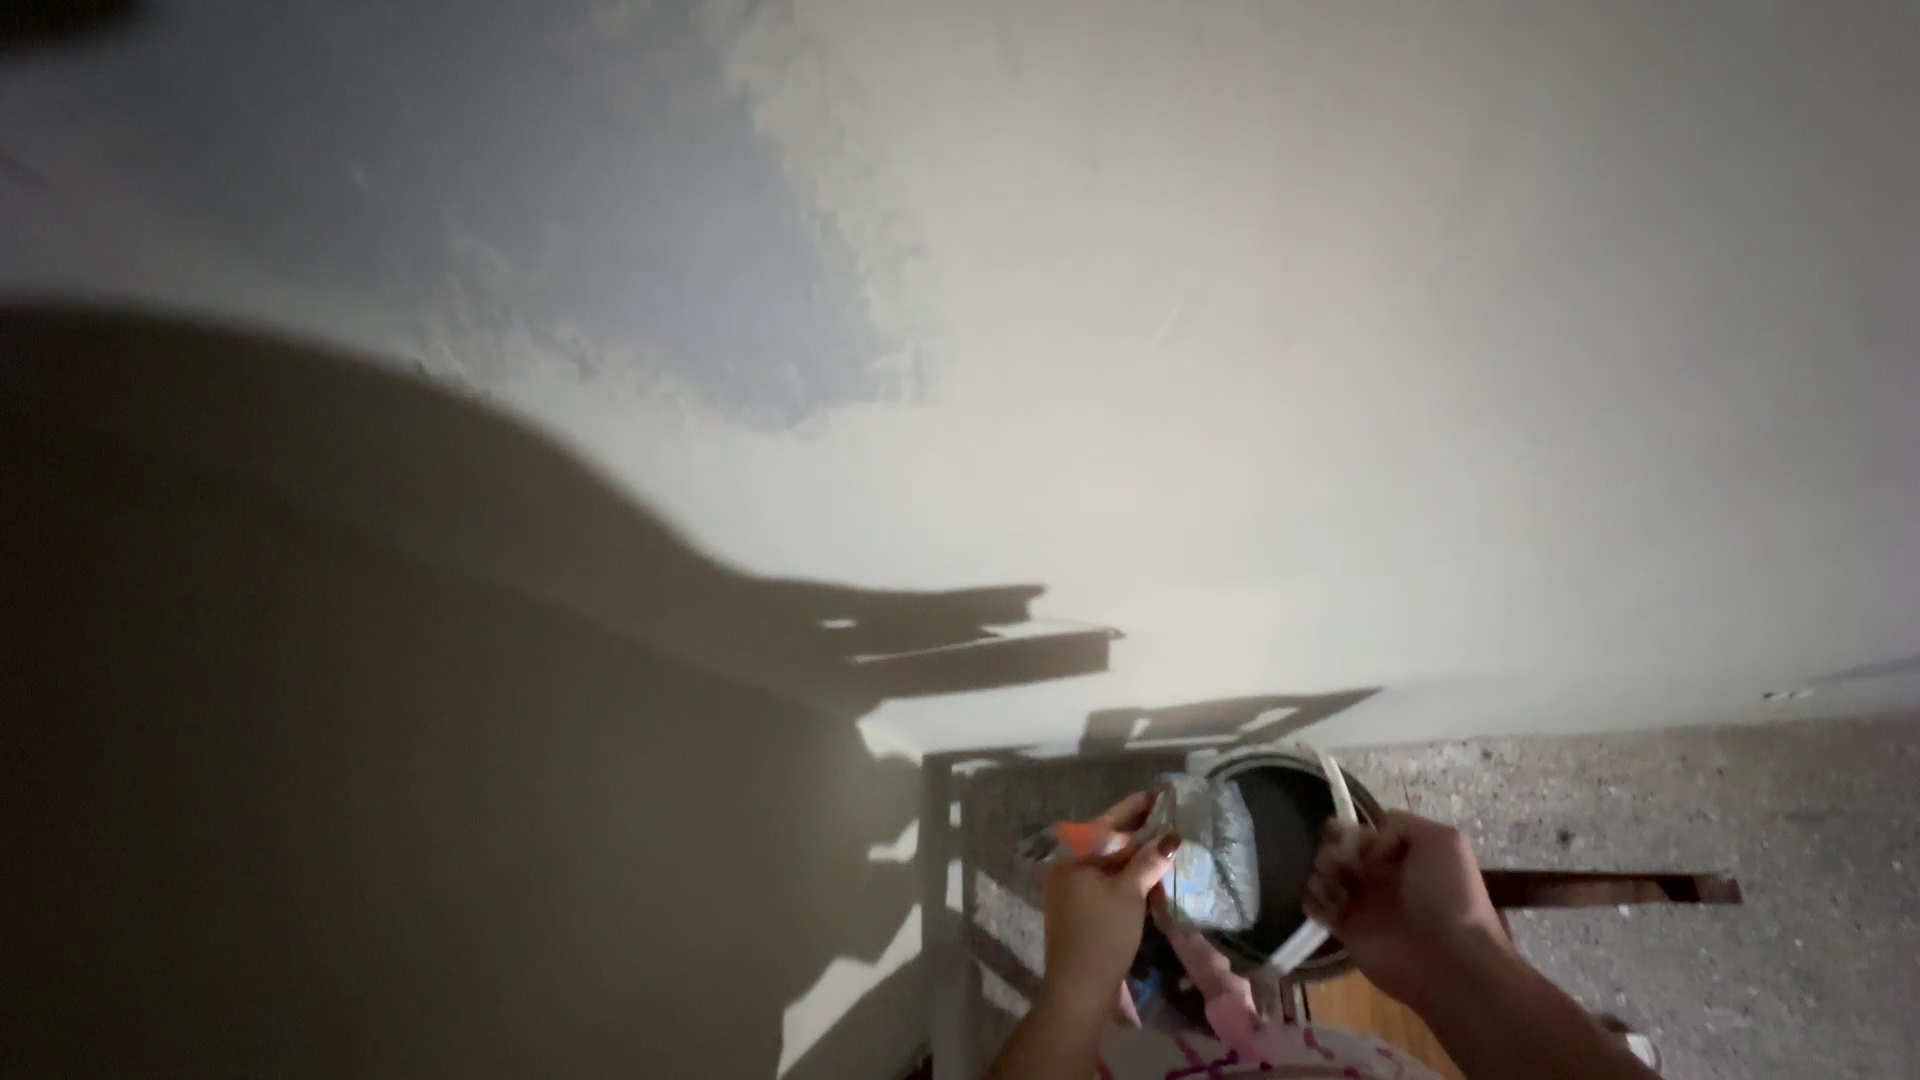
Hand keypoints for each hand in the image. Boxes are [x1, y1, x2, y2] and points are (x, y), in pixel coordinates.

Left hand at [1038, 794, 1178, 1016]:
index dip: (1135, 806)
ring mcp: (1072, 882)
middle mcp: (1067, 861)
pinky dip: (1126, 870)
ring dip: (1135, 850)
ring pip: (1108, 857)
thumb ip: (1147, 860)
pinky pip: (1106, 875)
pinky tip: (1150, 867)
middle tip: (1169, 814)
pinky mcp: (1080, 901)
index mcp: (1072, 852)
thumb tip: (1171, 836)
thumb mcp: (1128, 893)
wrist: (1078, 988)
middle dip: (1138, 828)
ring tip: (1166, 836)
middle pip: (1107, 837)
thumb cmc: (1102, 934)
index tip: (1160, 793)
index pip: (1108, 820)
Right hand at [1302, 810, 1507, 1009]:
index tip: (1354, 842)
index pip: (1360, 832)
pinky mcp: (1345, 930)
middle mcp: (1376, 877)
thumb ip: (1402, 824)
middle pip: (1335, 849)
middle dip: (1331, 850)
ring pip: (1322, 875)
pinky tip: (1332, 907)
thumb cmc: (1450, 898)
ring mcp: (1360, 904)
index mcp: (1397, 857)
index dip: (1351, 832)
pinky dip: (1314, 902)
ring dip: (1322, 875)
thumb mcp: (1444, 841)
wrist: (1453, 961)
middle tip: (1340, 864)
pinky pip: (1314, 906)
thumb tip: (1368, 843)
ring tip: (1337, 891)